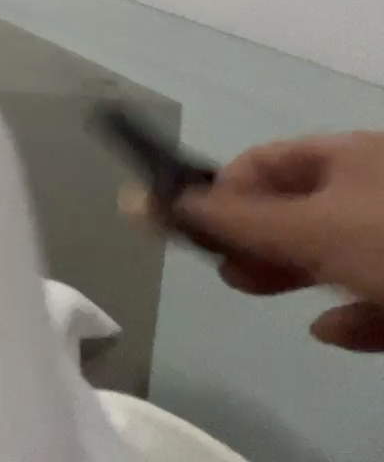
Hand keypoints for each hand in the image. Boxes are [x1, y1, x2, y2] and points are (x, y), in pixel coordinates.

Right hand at [178, 132, 383, 351]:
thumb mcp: (303, 231)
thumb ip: (216, 217)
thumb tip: (130, 199)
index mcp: (349, 155)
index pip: (259, 163)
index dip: (222, 194)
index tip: (205, 233)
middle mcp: (382, 183)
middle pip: (299, 208)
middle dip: (260, 243)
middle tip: (234, 274)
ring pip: (344, 251)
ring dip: (304, 278)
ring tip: (281, 304)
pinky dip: (358, 310)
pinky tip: (339, 333)